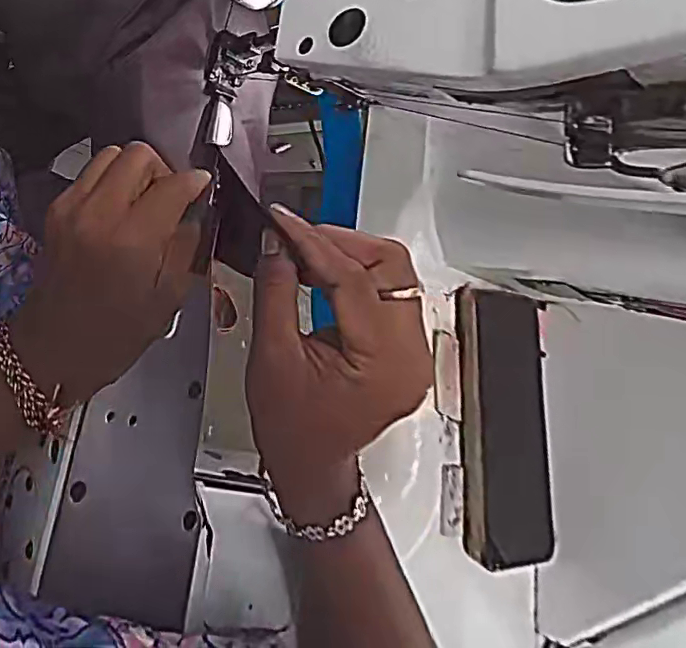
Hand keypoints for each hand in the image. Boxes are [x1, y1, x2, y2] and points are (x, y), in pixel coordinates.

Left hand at [7, 143, 210, 405]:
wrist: (51, 349)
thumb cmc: (113, 335)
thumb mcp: (168, 298)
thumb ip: (187, 245)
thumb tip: (195, 209)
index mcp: (130, 240)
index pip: (172, 184)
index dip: (195, 182)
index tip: (202, 188)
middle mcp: (97, 214)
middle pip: (139, 155)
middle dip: (162, 170)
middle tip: (169, 197)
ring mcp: (71, 207)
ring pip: (112, 154)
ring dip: (134, 171)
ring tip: (143, 201)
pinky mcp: (57, 208)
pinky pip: (91, 172)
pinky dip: (111, 181)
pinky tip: (118, 210)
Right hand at [247, 206, 431, 522]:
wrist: (309, 464)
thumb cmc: (292, 428)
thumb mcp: (272, 355)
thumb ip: (276, 290)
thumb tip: (276, 244)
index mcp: (383, 363)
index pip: (353, 278)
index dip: (312, 242)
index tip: (283, 221)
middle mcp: (411, 355)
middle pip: (389, 264)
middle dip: (339, 241)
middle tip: (294, 234)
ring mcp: (413, 350)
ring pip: (392, 270)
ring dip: (347, 253)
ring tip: (303, 250)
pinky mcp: (404, 345)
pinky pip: (387, 288)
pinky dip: (353, 271)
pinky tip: (321, 269)